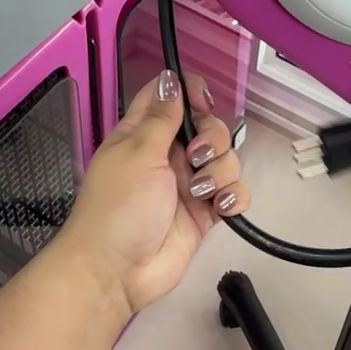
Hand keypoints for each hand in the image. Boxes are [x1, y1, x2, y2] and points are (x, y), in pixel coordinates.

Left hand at [54, 72, 251, 317]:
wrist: (116, 272)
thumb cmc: (118, 206)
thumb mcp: (138, 154)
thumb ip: (162, 117)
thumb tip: (170, 76)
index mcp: (145, 133)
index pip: (171, 97)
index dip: (190, 92)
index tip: (201, 103)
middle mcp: (169, 154)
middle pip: (208, 126)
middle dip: (212, 138)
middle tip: (196, 157)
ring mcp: (189, 184)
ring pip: (225, 158)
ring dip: (221, 171)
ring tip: (201, 192)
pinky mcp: (205, 213)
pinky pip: (233, 192)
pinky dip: (234, 196)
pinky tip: (221, 207)